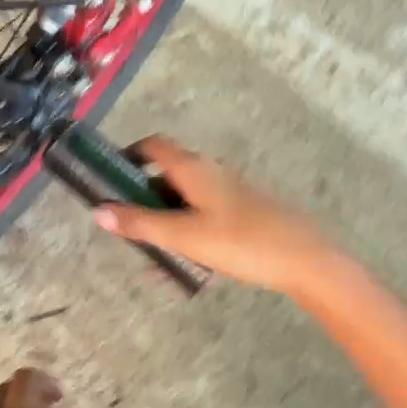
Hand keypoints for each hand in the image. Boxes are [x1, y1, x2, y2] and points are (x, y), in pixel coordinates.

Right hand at [93, 135, 336, 293]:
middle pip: (167, 172)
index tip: (109, 177)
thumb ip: (140, 224)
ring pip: (185, 197)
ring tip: (153, 249)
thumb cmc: (241, 241)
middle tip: (127, 223)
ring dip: (165, 215)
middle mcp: (210, 171)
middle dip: (143, 195)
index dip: (128, 155)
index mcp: (192, 168)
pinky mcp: (245, 212)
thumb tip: (98, 211)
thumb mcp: (184, 236)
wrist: (307, 261)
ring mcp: (230, 191)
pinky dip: (187, 227)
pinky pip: (204, 213)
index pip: (152, 145)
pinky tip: (187, 261)